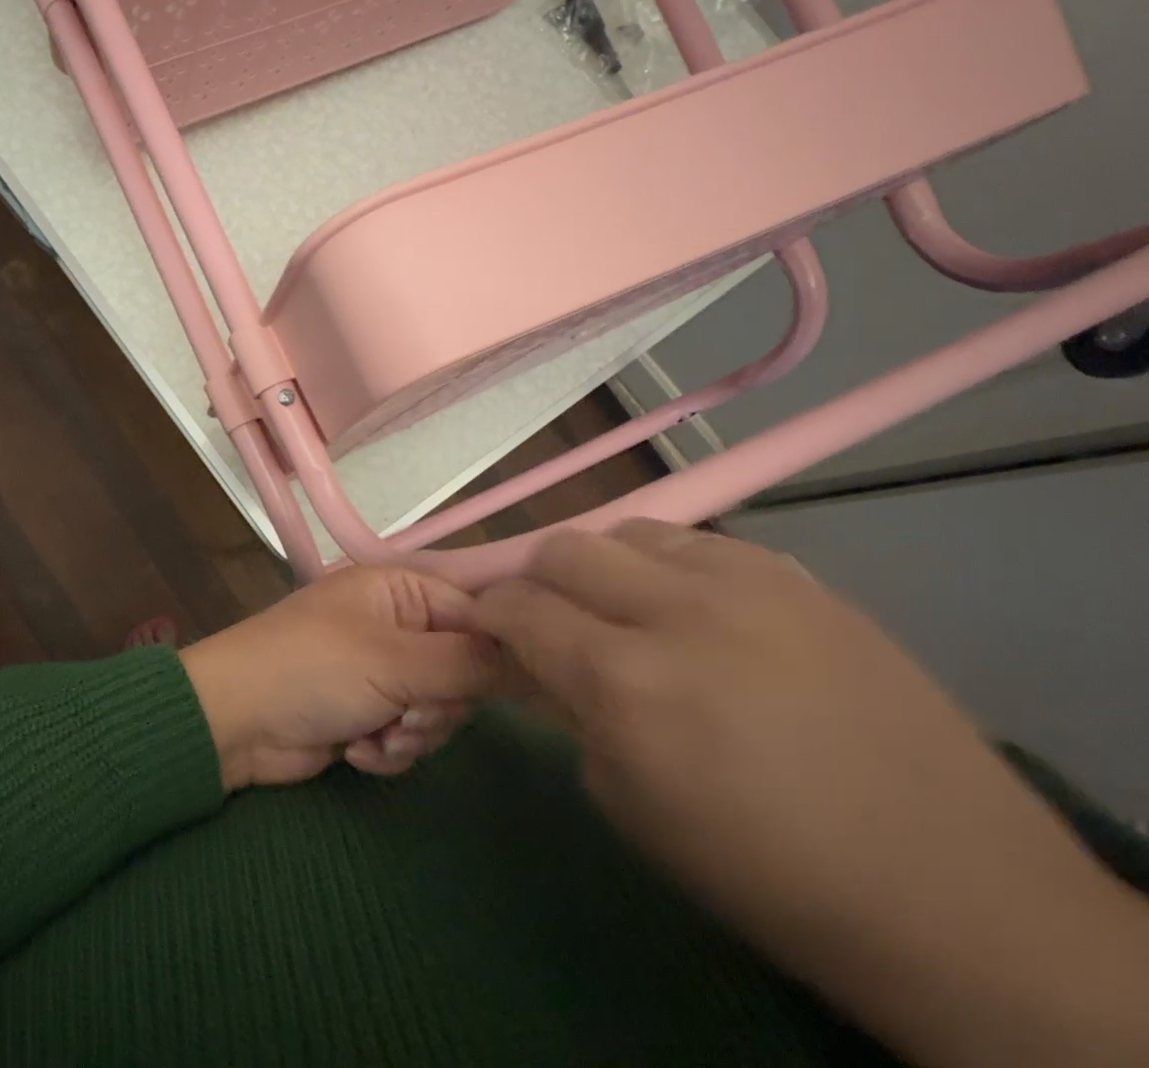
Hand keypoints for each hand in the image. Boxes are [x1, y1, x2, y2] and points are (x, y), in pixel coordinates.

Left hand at [180, 566, 499, 790]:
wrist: (233, 722)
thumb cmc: (312, 671)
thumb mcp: (394, 660)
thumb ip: (469, 662)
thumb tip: (531, 659)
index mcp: (401, 591)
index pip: (478, 615)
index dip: (494, 654)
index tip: (501, 689)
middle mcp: (397, 627)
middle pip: (464, 672)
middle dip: (439, 706)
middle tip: (408, 715)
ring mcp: (381, 674)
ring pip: (439, 712)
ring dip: (412, 734)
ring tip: (376, 736)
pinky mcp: (367, 717)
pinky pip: (409, 738)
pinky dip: (387, 751)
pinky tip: (356, 752)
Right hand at [472, 519, 1148, 1067]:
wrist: (934, 884)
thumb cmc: (753, 867)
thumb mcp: (624, 798)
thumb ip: (566, 710)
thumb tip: (531, 663)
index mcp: (623, 679)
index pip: (518, 607)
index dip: (485, 613)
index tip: (482, 631)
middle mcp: (679, 610)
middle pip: (566, 548)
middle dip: (533, 580)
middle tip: (541, 623)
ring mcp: (751, 585)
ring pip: (633, 531)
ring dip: (601, 565)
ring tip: (615, 612)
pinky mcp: (805, 582)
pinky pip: (705, 545)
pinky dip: (668, 566)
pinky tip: (687, 611)